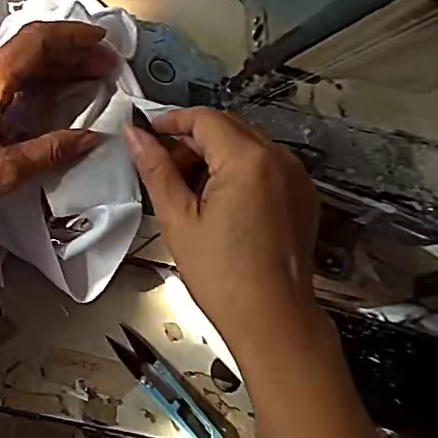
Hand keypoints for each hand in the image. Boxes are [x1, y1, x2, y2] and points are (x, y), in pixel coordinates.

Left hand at [0, 21, 115, 232]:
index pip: (36, 41)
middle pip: (32, 47)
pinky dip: (42, 80)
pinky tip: (63, 92)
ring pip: (23, 62)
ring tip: (94, 76)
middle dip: (73, 52)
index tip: (104, 40)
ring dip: (59, 66)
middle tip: (109, 64)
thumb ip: (51, 150)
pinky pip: (12, 78)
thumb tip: (93, 138)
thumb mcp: (5, 170)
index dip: (73, 36)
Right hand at [126, 107, 320, 333]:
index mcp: (248, 161)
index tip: (148, 133)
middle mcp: (279, 161)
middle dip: (190, 141)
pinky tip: (214, 203)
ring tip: (186, 192)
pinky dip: (236, 172)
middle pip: (226, 128)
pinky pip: (264, 167)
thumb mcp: (178, 218)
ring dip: (212, 156)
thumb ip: (155, 169)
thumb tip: (136, 137)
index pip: (204, 118)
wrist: (271, 318)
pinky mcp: (301, 196)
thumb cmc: (226, 277)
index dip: (170, 121)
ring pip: (245, 146)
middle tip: (160, 167)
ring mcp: (295, 178)